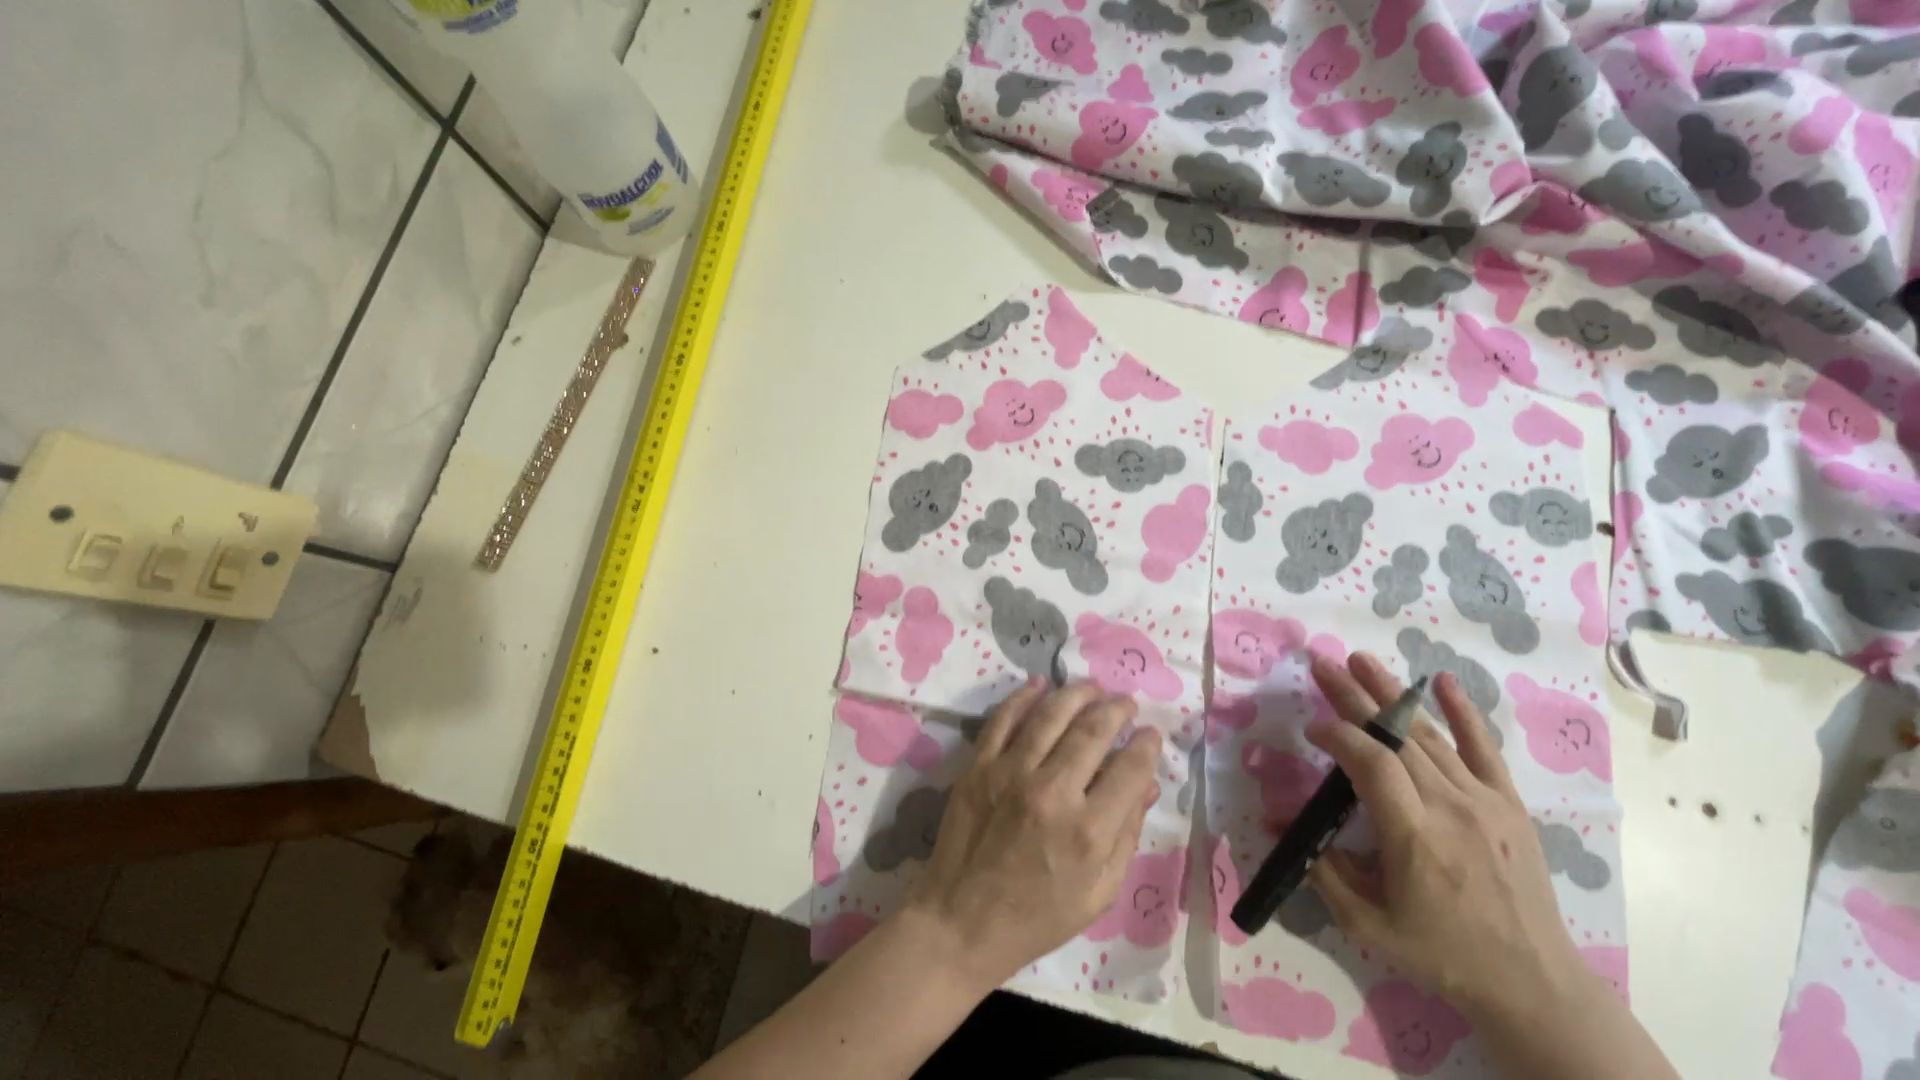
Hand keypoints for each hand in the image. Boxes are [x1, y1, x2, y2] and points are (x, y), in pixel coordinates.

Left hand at [902, 680, 1163, 991]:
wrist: (961, 923)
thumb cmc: (1037, 917)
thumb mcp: (1099, 893)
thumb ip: (1126, 835)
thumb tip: (1147, 785)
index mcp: (1088, 830)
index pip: (1130, 768)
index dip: (1146, 745)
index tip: (1150, 734)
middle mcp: (1052, 792)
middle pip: (1093, 731)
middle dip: (1116, 710)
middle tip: (1126, 703)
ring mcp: (1010, 774)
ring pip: (1051, 715)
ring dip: (1077, 694)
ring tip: (1093, 687)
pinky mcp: (978, 768)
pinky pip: (1003, 720)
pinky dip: (1023, 697)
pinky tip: (1040, 685)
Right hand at [1303, 652, 1590, 1019]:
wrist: (1530, 980)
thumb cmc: (1440, 953)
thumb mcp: (1367, 922)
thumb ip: (1322, 868)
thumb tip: (1275, 822)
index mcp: (1414, 836)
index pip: (1371, 764)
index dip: (1338, 736)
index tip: (1311, 728)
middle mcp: (1450, 807)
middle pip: (1396, 738)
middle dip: (1354, 697)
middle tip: (1322, 663)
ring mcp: (1484, 801)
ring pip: (1430, 736)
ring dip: (1391, 695)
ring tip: (1360, 661)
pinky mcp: (1508, 803)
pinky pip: (1483, 748)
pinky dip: (1463, 712)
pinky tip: (1441, 681)